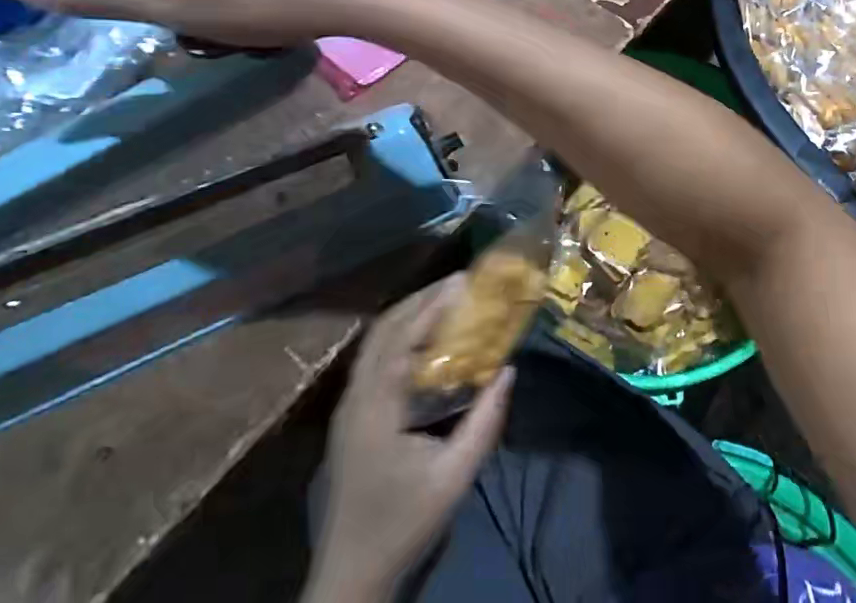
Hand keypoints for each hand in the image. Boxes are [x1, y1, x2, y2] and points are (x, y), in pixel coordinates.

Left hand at [303, 275, 513, 602]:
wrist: (352, 573)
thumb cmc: (405, 522)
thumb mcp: (455, 476)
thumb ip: (484, 422)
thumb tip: (508, 370)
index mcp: (375, 408)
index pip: (402, 340)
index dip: (432, 306)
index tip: (463, 282)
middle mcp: (355, 398)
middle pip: (382, 332)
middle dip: (420, 300)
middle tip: (458, 283)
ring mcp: (347, 407)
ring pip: (374, 344)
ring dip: (408, 316)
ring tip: (445, 301)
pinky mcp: (350, 418)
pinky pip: (373, 361)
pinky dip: (399, 338)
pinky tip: (425, 342)